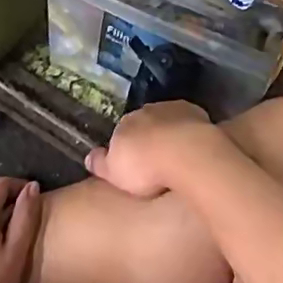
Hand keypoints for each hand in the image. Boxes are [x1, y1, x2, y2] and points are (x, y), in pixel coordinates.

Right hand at [83, 100, 218, 198]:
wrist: (184, 151)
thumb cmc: (145, 167)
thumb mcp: (113, 174)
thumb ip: (101, 164)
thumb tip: (89, 156)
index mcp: (124, 124)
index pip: (121, 133)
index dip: (127, 148)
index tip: (133, 164)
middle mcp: (145, 111)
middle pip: (144, 124)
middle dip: (148, 138)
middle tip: (154, 162)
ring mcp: (170, 108)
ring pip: (165, 120)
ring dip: (167, 133)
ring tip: (174, 156)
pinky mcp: (193, 111)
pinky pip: (186, 121)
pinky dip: (186, 131)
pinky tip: (191, 147)